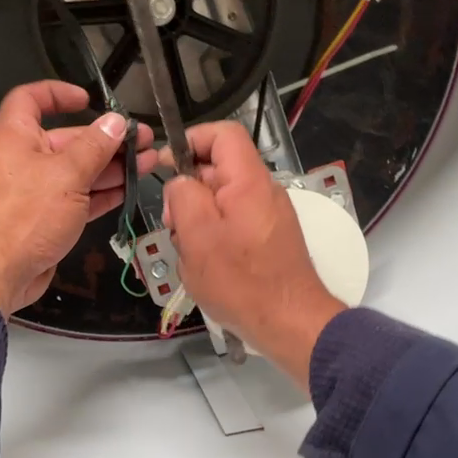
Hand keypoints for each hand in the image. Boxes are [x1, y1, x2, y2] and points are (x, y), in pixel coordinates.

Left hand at [0, 81, 156, 315]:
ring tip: (149, 164)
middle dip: (106, 140)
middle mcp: (23, 161)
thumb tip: (115, 122)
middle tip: (145, 141)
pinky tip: (129, 191)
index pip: (30, 100)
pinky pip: (76, 202)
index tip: (88, 98)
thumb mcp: (65, 175)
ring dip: (111, 168)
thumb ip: (94, 147)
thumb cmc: (23, 215)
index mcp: (16, 137)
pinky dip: (100, 195)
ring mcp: (34, 195)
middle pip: (67, 141)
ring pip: (77, 173)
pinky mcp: (44, 223)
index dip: (57, 93)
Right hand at [162, 123, 347, 389]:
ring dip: (198, 220)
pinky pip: (234, 224)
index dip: (192, 140)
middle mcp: (264, 192)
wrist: (289, 323)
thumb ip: (183, 196)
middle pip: (219, 169)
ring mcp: (270, 217)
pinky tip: (204, 266)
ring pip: (222, 201)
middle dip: (188, 191)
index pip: (223, 134)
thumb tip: (180, 183)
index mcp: (249, 181)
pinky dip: (213, 237)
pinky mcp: (270, 240)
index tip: (167, 165)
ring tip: (188, 252)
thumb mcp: (197, 234)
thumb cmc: (240, 281)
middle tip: (173, 225)